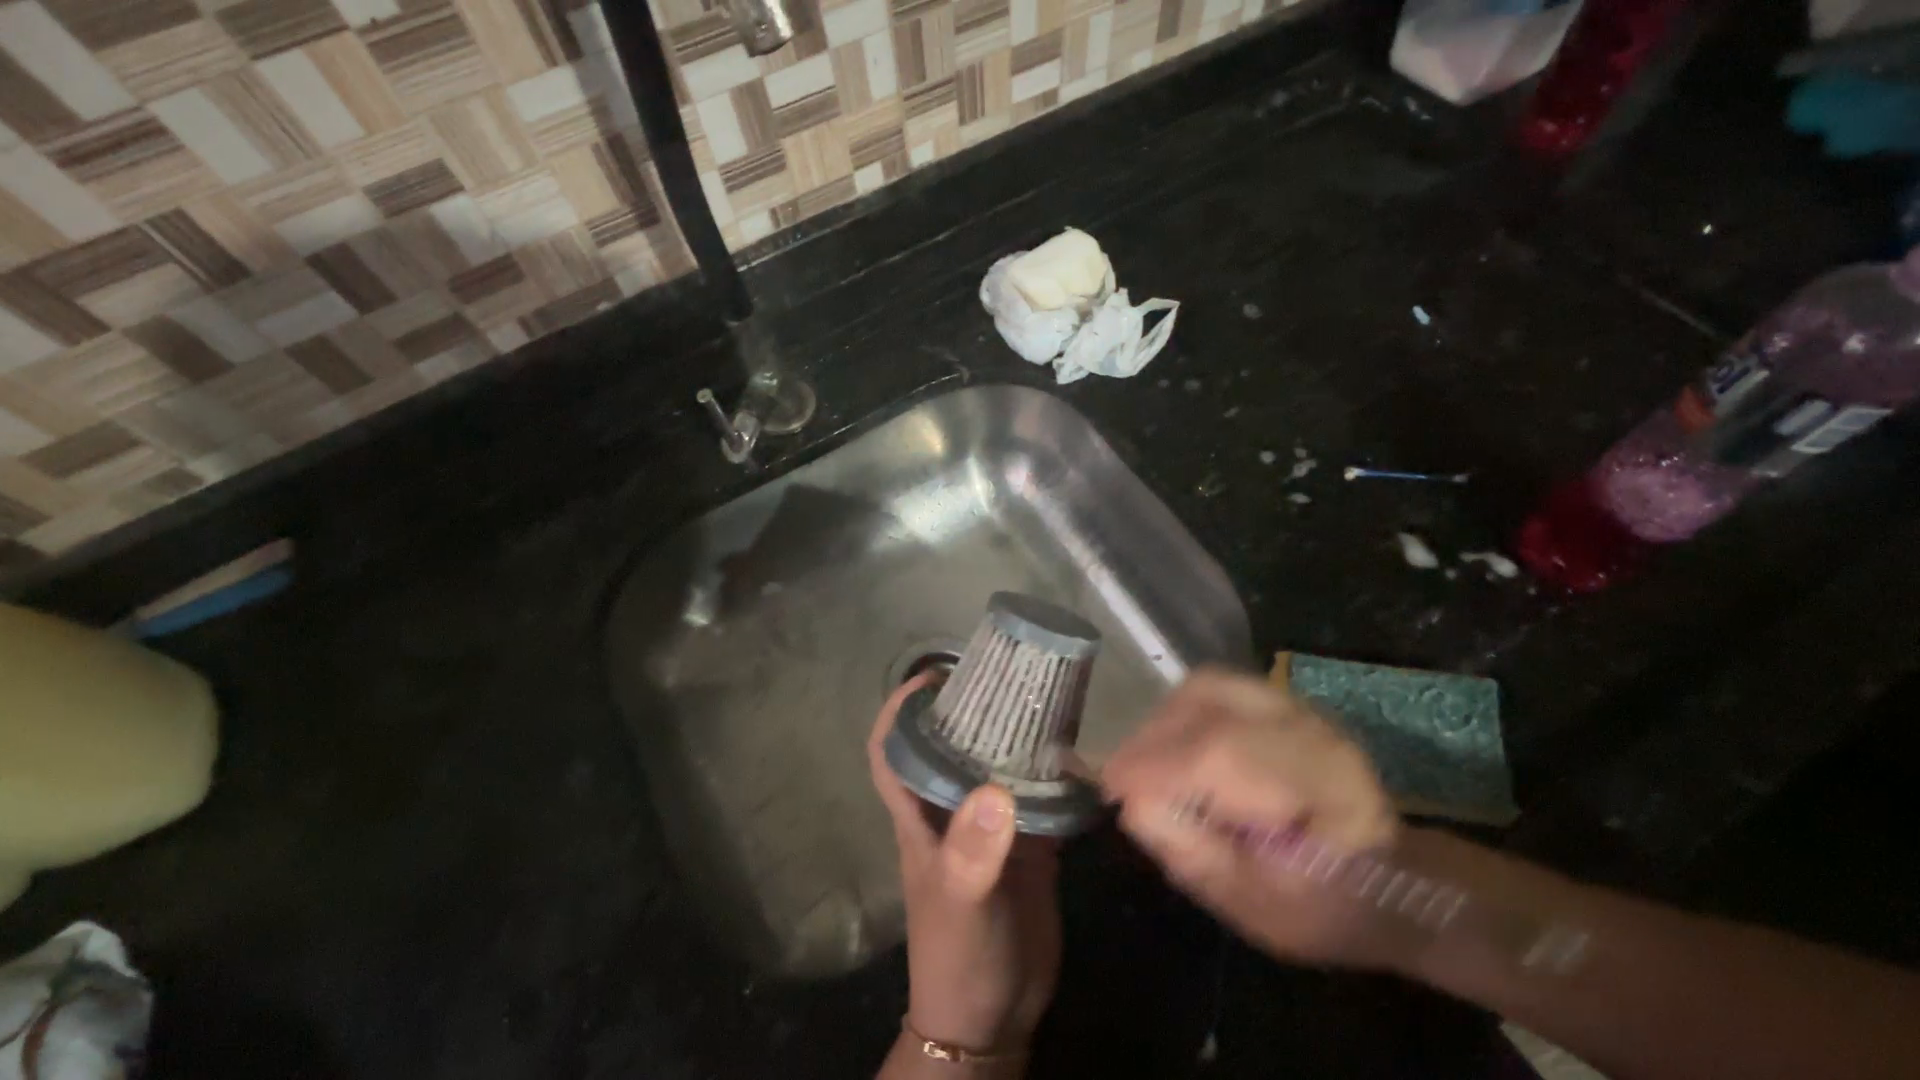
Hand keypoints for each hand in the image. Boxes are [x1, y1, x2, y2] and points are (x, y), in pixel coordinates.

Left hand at [868, 674, 1061, 1052]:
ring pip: (999, 768)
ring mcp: (994, 828)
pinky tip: (1085, 755)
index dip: (899, 713)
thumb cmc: (959, 955)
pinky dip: (1058, 777)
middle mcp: (954, 812)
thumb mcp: (961, 902)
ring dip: (1018, 738)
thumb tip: (995, 792)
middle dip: (973, 711)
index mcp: (922, 817)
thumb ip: (973, 852)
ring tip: (1051, 698)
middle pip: (953, 748)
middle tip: (1010, 674)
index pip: (895, 754)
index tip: (931, 678)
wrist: (993, 1015)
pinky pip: (1042, 798)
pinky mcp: (1031, 846)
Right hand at [1102, 668, 1404, 969]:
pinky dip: (1177, 712)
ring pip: (1208, 687)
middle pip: (1210, 704)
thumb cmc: (1326, 907)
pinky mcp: (1279, 702)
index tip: (1110, 790)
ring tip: (1140, 764)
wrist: (1391, 881)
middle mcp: (1311, 730)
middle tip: (1118, 781)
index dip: (1156, 765)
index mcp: (1322, 785)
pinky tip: (1166, 747)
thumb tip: (1132, 803)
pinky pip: (1213, 689)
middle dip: (1151, 740)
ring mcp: (1297, 707)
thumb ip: (1192, 853)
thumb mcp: (1256, 905)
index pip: (1224, 753)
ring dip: (1160, 721)